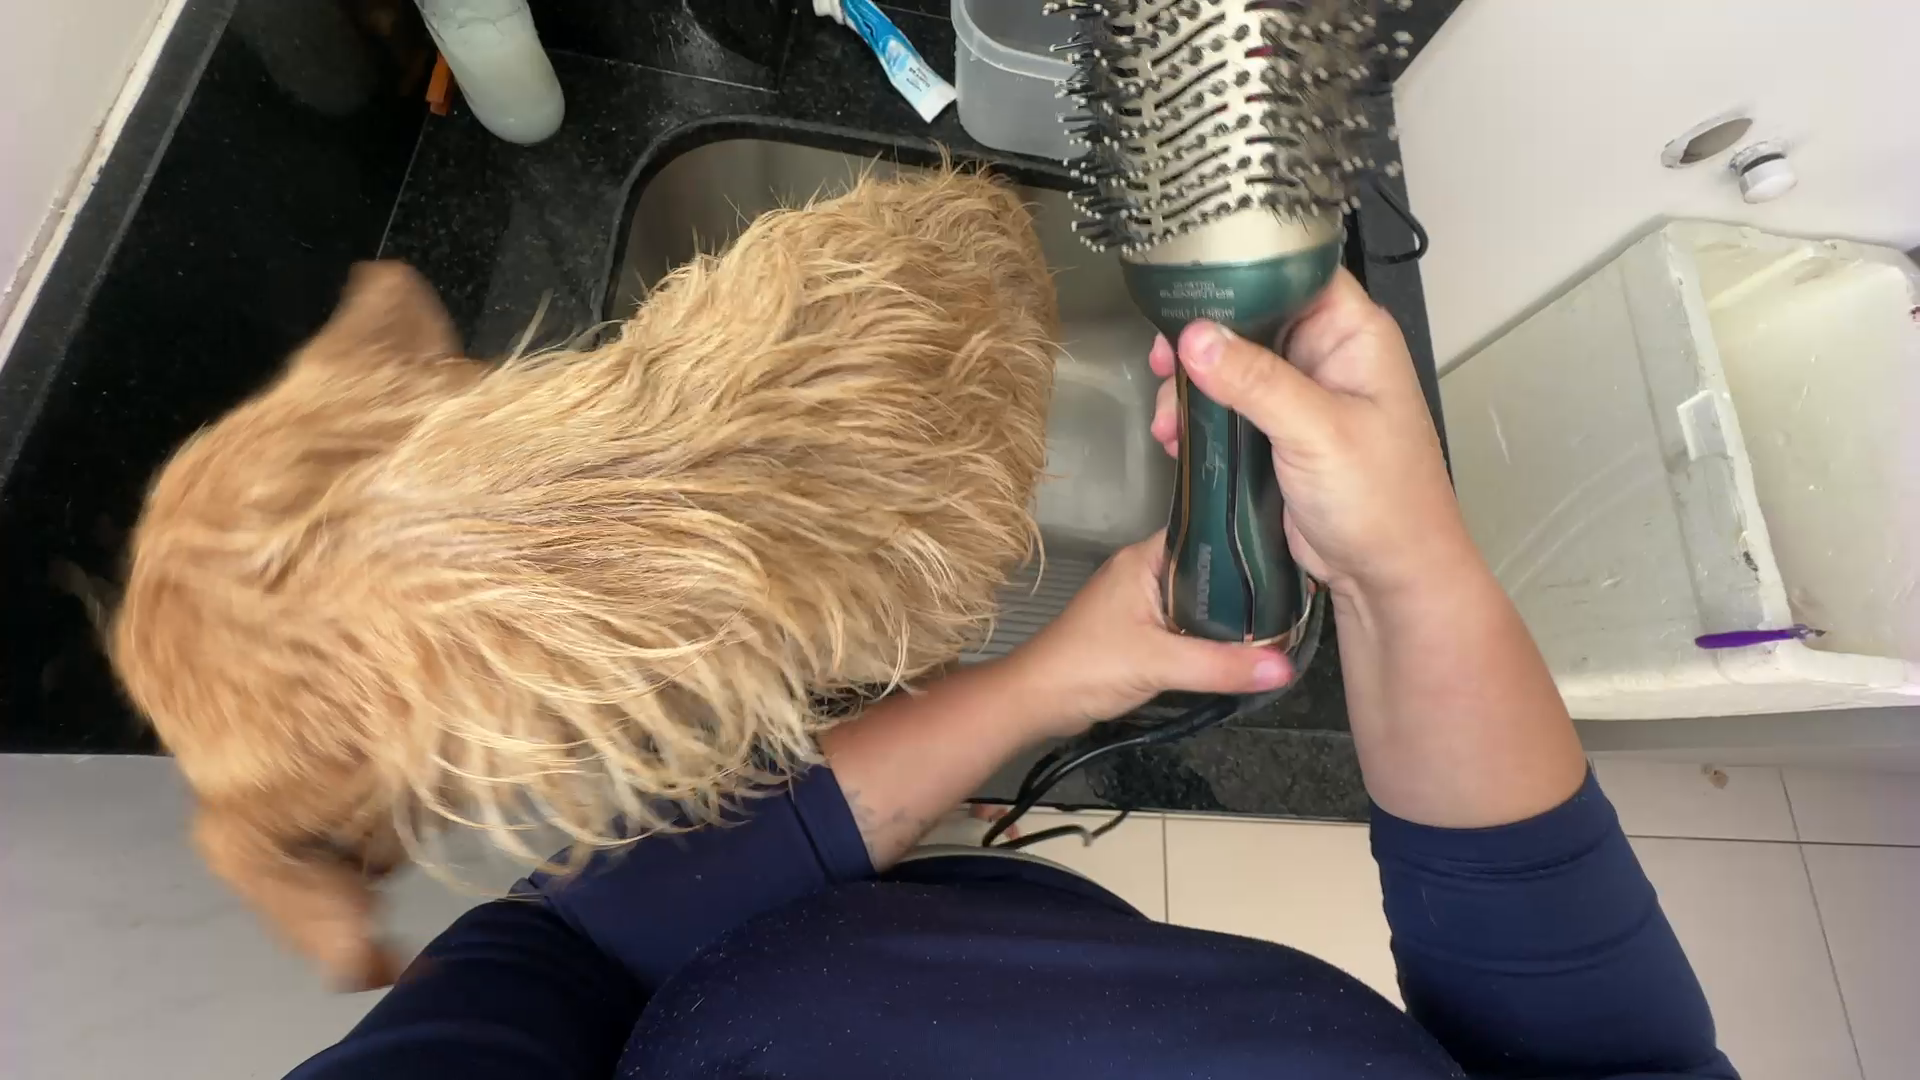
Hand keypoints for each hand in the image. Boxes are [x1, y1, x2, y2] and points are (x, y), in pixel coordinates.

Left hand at [1005, 533, 1291, 738]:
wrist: (1038, 700)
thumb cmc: (1089, 666)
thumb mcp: (1159, 663)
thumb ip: (1221, 665)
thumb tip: (1286, 666)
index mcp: (1142, 560)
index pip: (1203, 533)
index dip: (1243, 542)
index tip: (1288, 556)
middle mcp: (1141, 573)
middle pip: (1204, 570)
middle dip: (1244, 586)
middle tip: (1295, 596)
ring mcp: (1138, 603)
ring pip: (1195, 601)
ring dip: (1227, 615)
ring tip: (1280, 621)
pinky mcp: (1137, 631)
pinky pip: (1183, 625)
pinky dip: (1207, 636)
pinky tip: (1239, 648)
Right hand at [1148, 268, 1473, 601]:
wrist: (1381, 573)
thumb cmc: (1377, 497)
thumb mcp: (1317, 431)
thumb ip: (1256, 382)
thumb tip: (1192, 338)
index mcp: (1349, 336)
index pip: (1294, 274)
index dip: (1241, 275)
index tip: (1185, 292)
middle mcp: (1321, 357)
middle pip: (1249, 322)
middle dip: (1200, 343)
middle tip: (1161, 363)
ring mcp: (1294, 397)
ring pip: (1228, 369)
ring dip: (1190, 390)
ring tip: (1165, 422)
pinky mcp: (1271, 435)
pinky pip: (1224, 411)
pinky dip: (1196, 421)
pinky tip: (1174, 440)